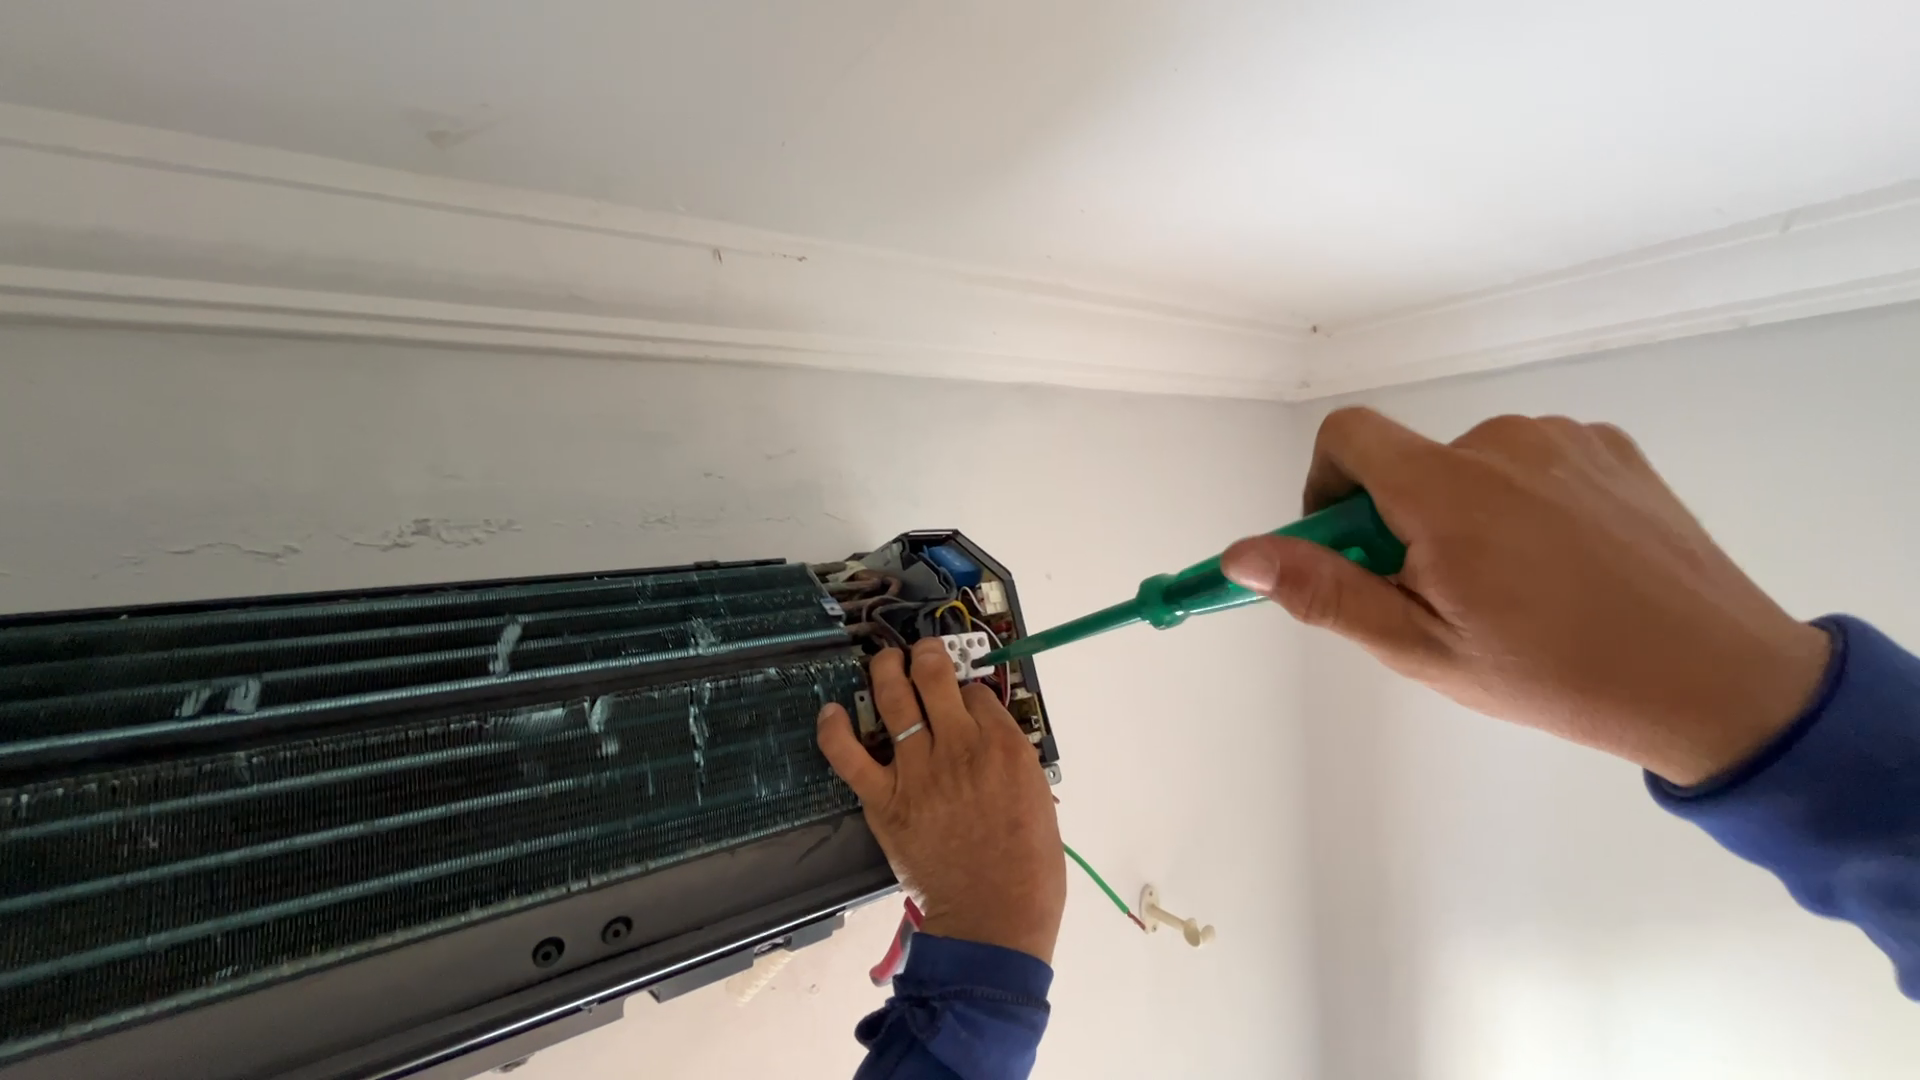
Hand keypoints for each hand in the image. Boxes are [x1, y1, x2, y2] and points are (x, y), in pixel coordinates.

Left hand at [817, 638, 1066, 962]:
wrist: (994, 917)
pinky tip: (831, 711)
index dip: (966, 689)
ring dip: (886, 669)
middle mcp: (957, 745)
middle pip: (933, 676)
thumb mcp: (1037, 793)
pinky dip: (835, 731)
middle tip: (920, 651)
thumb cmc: (1029, 862)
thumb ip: (1009, 754)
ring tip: (884, 659)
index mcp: (1002, 744)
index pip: (975, 691)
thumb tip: (984, 728)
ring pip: (893, 699)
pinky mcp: (885, 800)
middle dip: (925, 653)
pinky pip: (850, 756)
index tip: (962, 699)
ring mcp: (917, 770)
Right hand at [1221, 408, 1830, 786]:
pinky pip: (1525, 460)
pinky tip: (1558, 559)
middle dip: (1396, 517)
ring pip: (1464, 463)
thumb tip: (1240, 554)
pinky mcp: (1611, 447)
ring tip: (1509, 583)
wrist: (1723, 683)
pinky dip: (1515, 500)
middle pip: (1404, 459)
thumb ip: (1322, 591)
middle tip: (1438, 591)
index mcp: (1447, 489)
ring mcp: (1565, 439)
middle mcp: (1502, 442)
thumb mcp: (1416, 646)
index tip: (1348, 543)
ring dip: (1457, 510)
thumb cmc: (1550, 673)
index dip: (1324, 483)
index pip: (1345, 435)